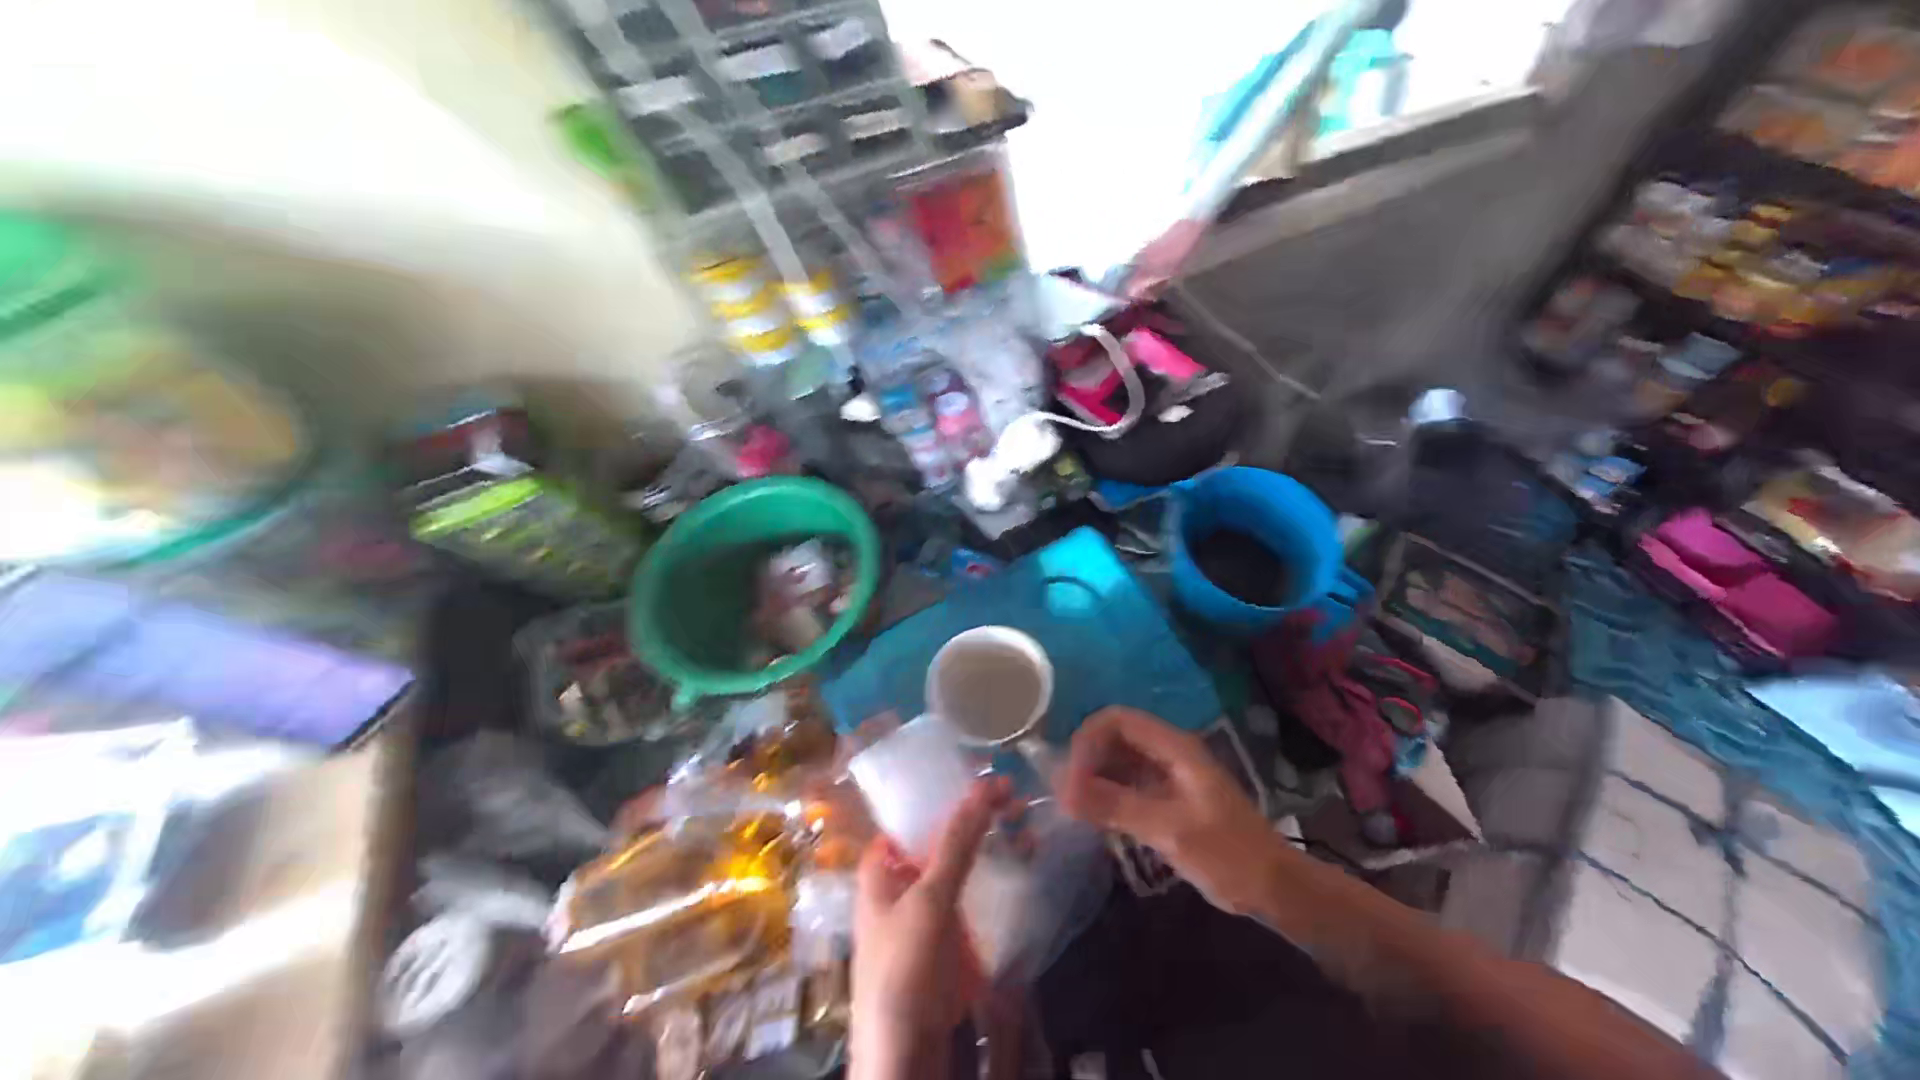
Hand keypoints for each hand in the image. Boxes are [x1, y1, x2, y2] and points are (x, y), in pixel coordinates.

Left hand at [850, 777, 1007, 1079]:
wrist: (905, 1057)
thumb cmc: (904, 968)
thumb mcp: (930, 899)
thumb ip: (956, 842)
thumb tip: (984, 783)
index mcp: (880, 866)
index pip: (913, 812)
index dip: (947, 790)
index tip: (986, 773)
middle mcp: (899, 880)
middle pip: (939, 835)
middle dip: (977, 815)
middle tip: (1017, 794)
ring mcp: (924, 908)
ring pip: (960, 862)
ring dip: (990, 841)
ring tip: (1029, 822)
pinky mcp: (946, 935)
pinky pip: (971, 892)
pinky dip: (994, 873)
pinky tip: (1024, 860)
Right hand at [1059, 706, 1282, 915]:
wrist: (1276, 889)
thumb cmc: (1228, 855)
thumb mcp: (1170, 830)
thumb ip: (1115, 806)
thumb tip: (1062, 791)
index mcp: (1175, 748)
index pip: (1117, 720)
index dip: (1087, 739)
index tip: (1071, 776)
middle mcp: (1168, 753)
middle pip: (1114, 737)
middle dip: (1085, 759)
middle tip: (1065, 795)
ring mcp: (1168, 776)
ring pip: (1118, 760)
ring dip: (1093, 778)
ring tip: (1072, 807)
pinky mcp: (1167, 799)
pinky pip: (1126, 784)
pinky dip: (1106, 795)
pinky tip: (1092, 816)